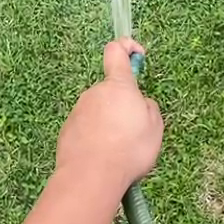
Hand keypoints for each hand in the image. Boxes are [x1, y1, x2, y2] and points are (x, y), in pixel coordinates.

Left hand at [53, 39, 163, 201]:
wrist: (91, 177)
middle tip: (135, 130)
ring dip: (110, 124)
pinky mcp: (68, 130)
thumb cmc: (128, 150)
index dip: (127, 47)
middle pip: (111, 90)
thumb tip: (141, 104)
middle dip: (123, 105)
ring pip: (100, 111)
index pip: (116, 51)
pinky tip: (104, 157)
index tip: (138, 55)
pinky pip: (87, 128)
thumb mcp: (155, 127)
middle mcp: (95, 93)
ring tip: (120, 150)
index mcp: (118, 86)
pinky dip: (96, 137)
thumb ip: (149, 107)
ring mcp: (78, 111)